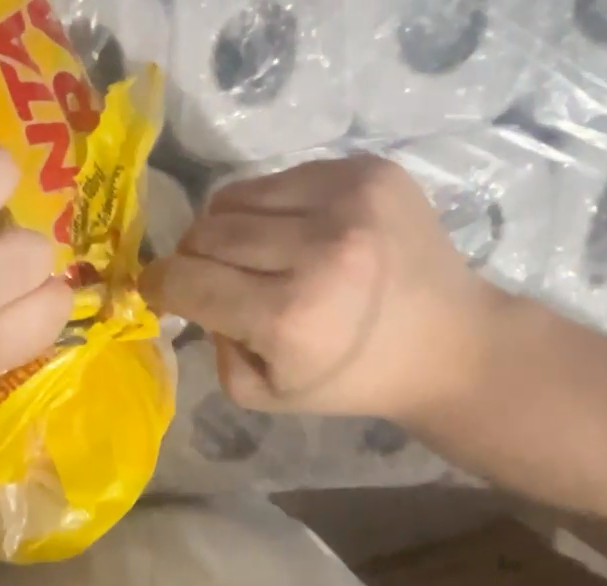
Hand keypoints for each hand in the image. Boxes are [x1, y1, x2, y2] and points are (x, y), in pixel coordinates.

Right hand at [140, 155, 508, 421]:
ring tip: (253, 255)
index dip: (159, 284)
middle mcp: (317, 249)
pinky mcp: (369, 170)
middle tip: (212, 279)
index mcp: (287, 316)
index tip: (158, 290)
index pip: (185, 279)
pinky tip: (294, 234)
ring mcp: (347, 200)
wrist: (448, 343)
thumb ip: (212, 349)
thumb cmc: (348, 380)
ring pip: (234, 198)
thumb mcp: (263, 393)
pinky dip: (269, 206)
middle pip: (204, 233)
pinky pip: (280, 176)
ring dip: (227, 230)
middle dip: (193, 259)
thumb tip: (194, 295)